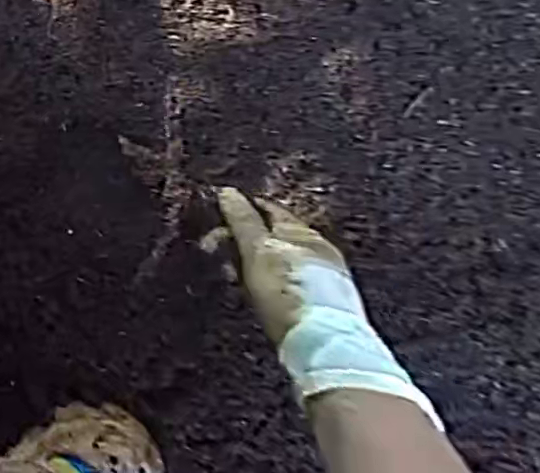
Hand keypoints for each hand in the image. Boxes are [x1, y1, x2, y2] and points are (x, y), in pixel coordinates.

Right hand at [217, 187, 355, 345]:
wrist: (325, 348)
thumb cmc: (288, 292)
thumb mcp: (256, 250)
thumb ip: (242, 219)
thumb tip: (227, 191)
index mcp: (304, 234)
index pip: (267, 208)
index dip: (239, 207)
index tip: (214, 215)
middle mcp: (318, 251)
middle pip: (271, 233)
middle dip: (241, 237)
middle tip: (214, 248)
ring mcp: (323, 278)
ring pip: (277, 258)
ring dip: (251, 260)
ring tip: (230, 273)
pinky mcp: (322, 303)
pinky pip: (286, 280)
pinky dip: (266, 279)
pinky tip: (255, 290)